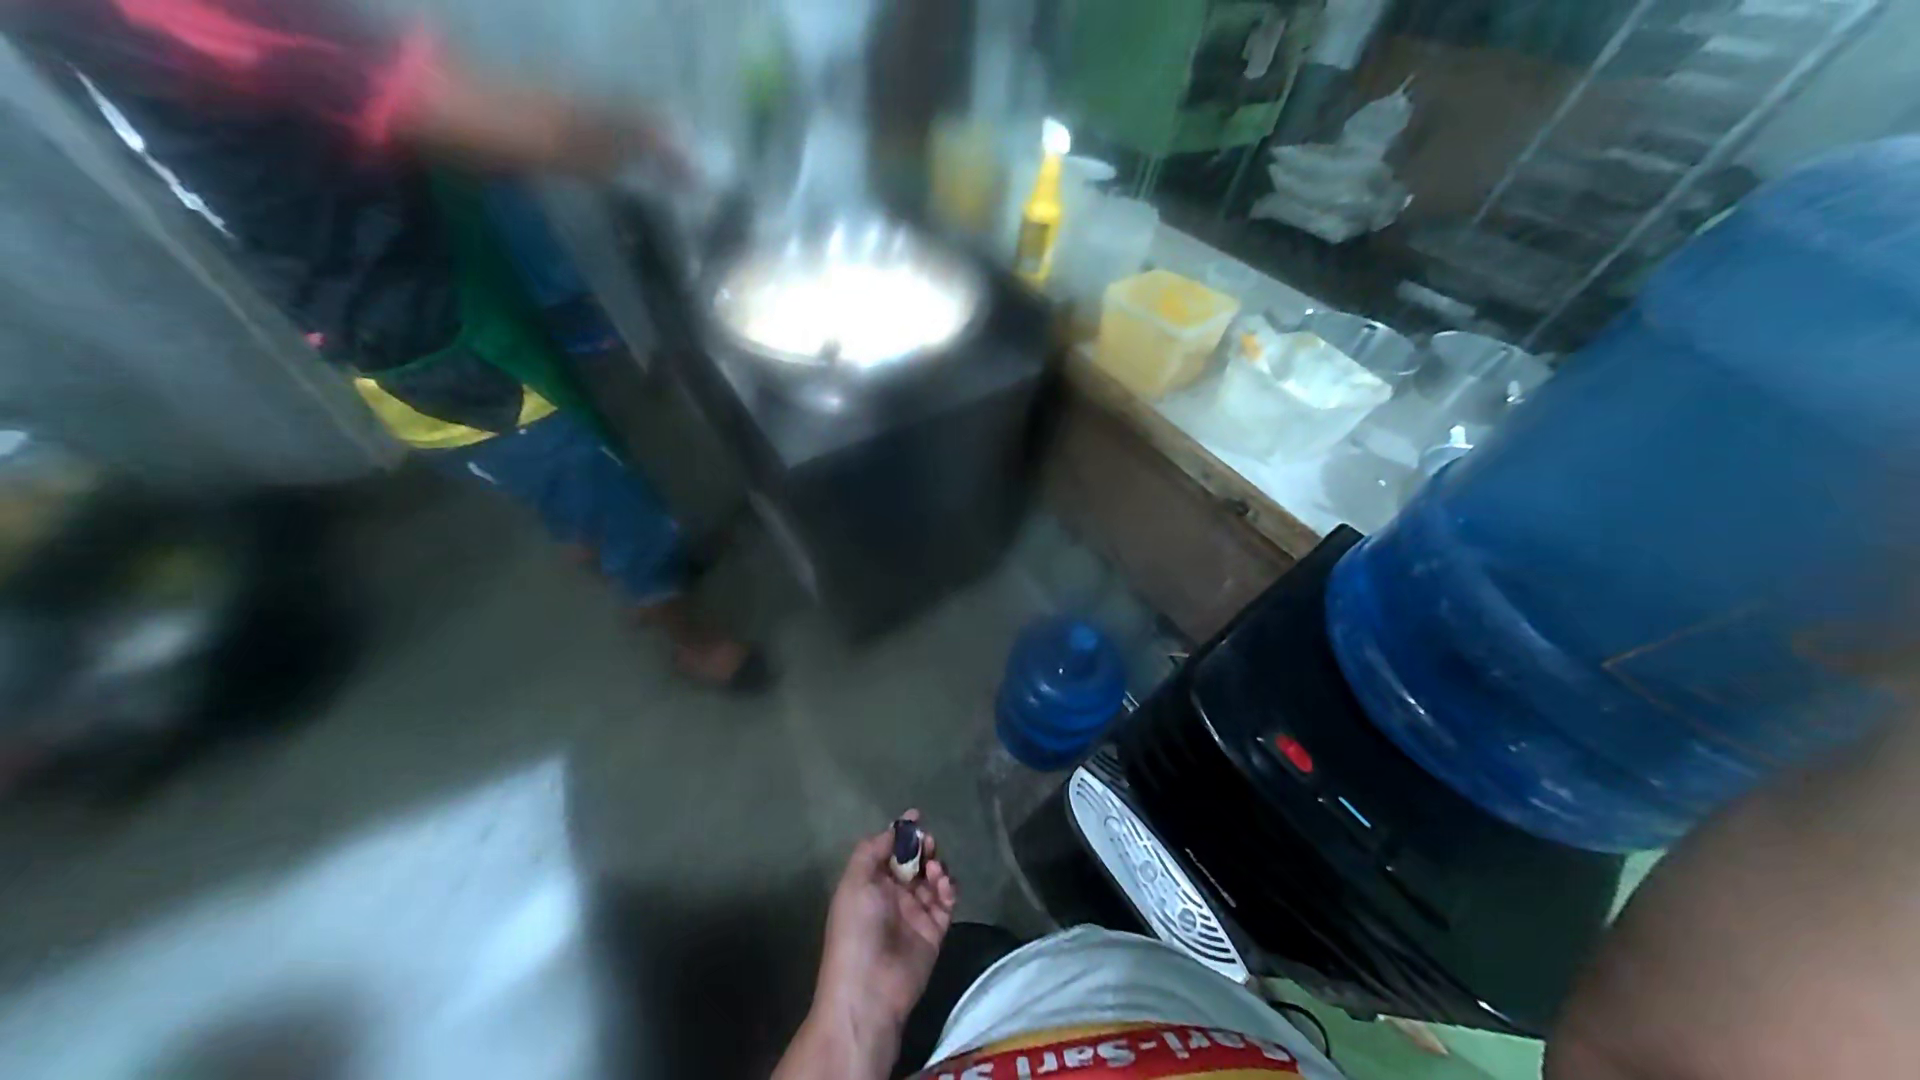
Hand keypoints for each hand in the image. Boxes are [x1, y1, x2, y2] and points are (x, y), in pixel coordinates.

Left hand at [814, 811, 957, 1050]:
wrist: (869, 989)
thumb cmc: (856, 929)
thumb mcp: (855, 882)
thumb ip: (872, 850)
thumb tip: (894, 829)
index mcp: (870, 881)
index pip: (889, 849)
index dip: (902, 833)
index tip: (917, 816)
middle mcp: (893, 893)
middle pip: (914, 860)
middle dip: (923, 847)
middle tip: (929, 844)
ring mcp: (915, 911)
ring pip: (933, 877)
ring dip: (937, 866)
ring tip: (935, 870)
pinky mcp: (935, 929)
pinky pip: (947, 900)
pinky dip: (949, 887)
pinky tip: (944, 886)